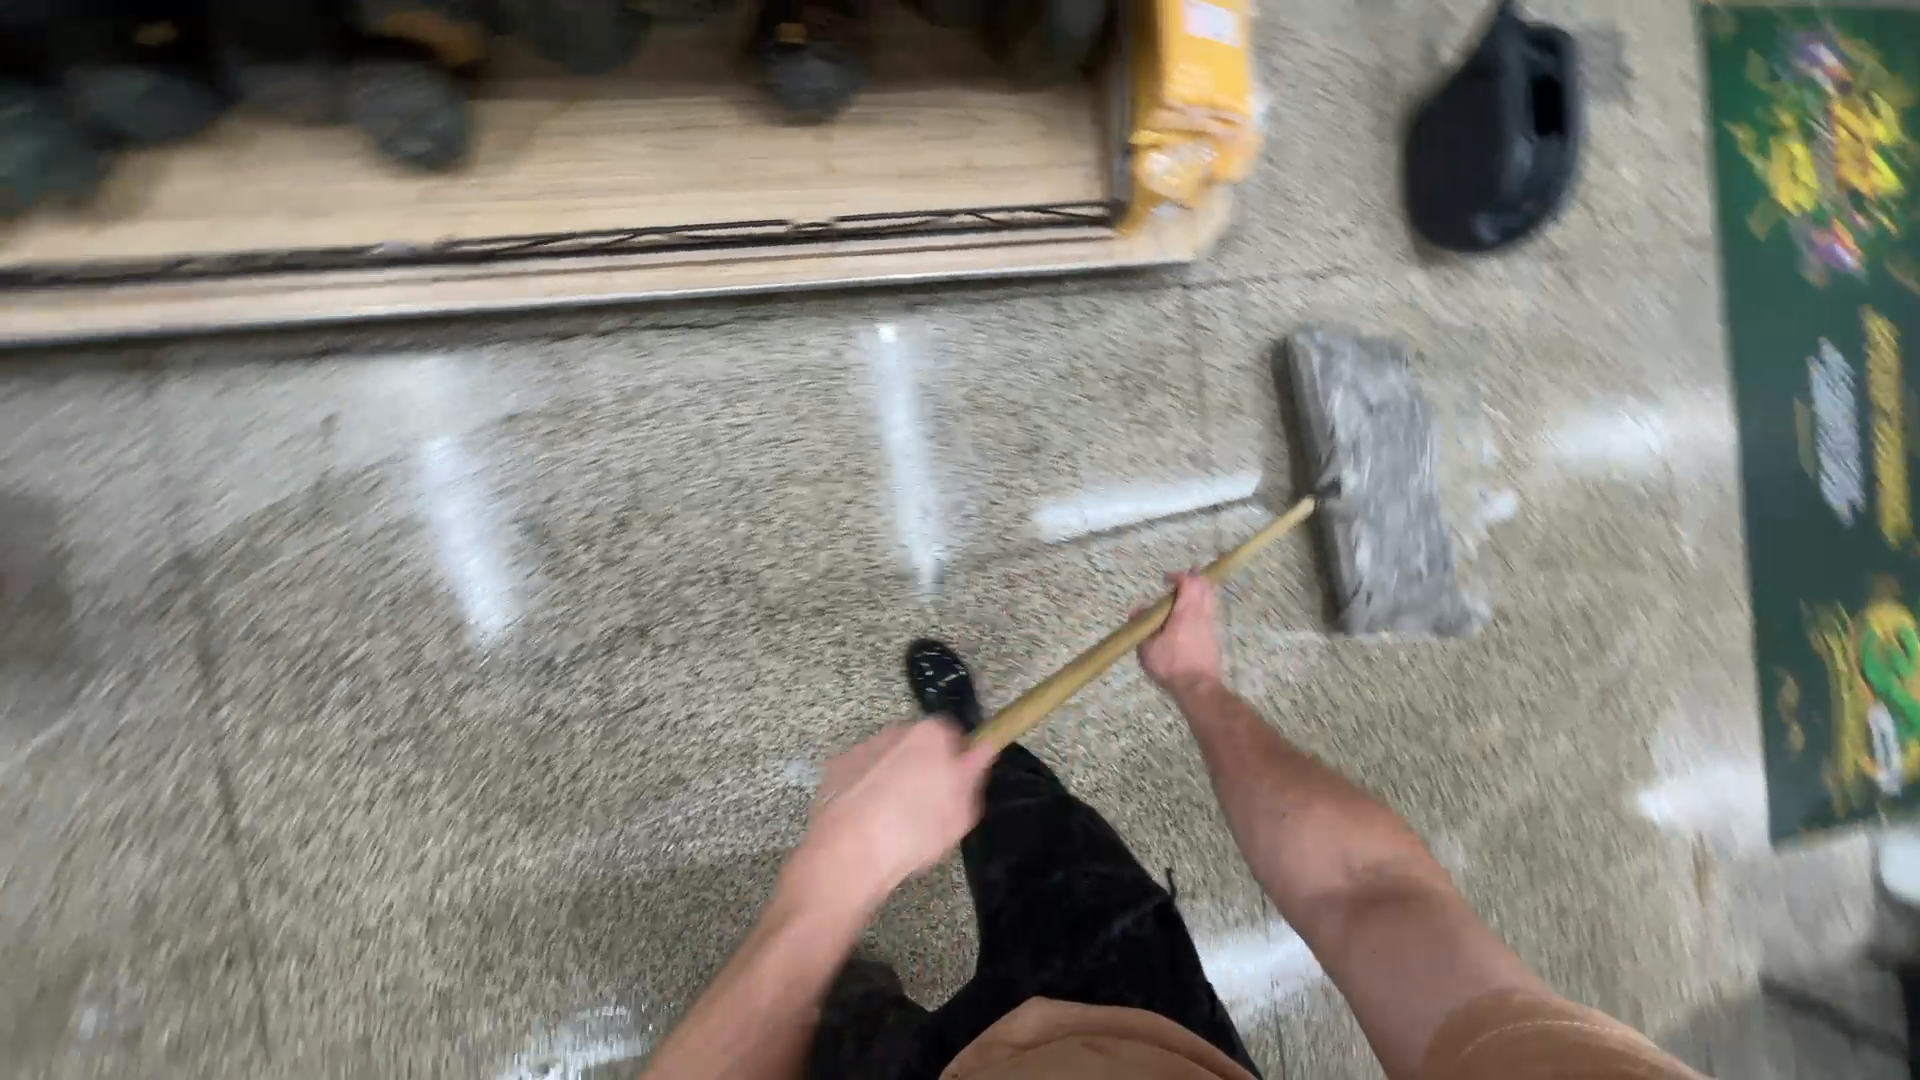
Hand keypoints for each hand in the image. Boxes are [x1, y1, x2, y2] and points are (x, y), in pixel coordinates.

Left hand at [791, 719, 994, 909]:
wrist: (851, 849)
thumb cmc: (915, 829)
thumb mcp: (962, 810)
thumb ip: (974, 772)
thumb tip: (982, 750)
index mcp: (932, 734)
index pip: (954, 734)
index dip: (957, 760)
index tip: (955, 786)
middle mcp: (896, 731)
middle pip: (918, 744)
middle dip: (924, 768)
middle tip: (928, 806)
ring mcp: (863, 748)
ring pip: (888, 759)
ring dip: (893, 779)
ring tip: (895, 819)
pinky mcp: (837, 768)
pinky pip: (861, 775)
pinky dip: (866, 791)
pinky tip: (869, 820)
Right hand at [1137, 571, 1222, 697]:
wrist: (1198, 688)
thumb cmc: (1171, 665)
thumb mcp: (1147, 647)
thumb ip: (1142, 625)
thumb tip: (1138, 609)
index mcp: (1186, 611)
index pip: (1190, 582)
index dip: (1179, 576)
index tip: (1166, 580)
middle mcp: (1202, 615)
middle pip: (1206, 587)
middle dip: (1193, 580)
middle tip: (1177, 584)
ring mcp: (1210, 627)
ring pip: (1209, 601)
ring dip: (1196, 596)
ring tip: (1178, 604)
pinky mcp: (1212, 640)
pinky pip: (1207, 616)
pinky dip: (1197, 611)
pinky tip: (1183, 624)